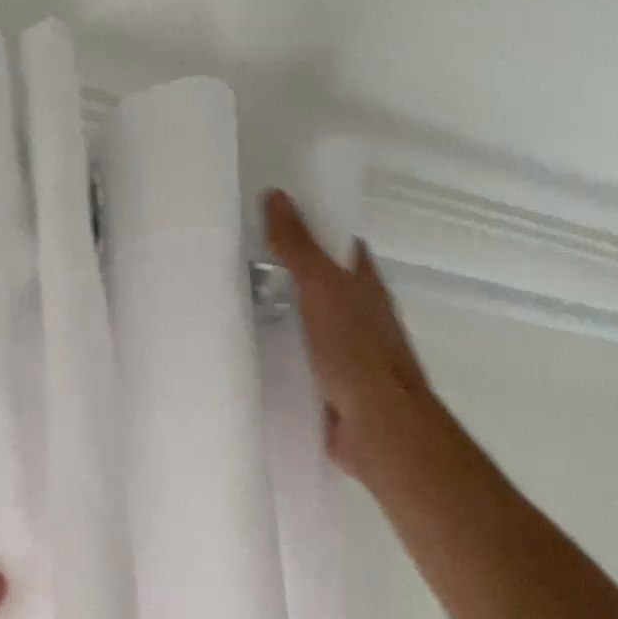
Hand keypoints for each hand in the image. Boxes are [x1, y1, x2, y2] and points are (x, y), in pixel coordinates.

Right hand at [265, 189, 436, 474]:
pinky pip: (304, 360)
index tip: (273, 222)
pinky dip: (284, 353)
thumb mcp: (321, 288)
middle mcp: (362, 315)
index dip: (314, 229)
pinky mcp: (334, 386)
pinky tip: (255, 354)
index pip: (341, 246)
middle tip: (242, 264)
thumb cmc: (354, 350)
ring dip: (286, 316)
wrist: (377, 424)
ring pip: (313, 324)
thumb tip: (276, 194)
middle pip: (325, 285)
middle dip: (292, 275)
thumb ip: (298, 246)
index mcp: (365, 285)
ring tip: (240, 306)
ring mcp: (349, 354)